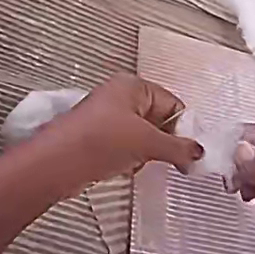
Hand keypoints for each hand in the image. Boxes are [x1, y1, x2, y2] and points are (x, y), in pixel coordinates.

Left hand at [34, 74, 201, 186]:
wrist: (56, 163)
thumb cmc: (97, 141)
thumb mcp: (147, 142)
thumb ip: (178, 148)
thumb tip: (197, 153)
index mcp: (132, 86)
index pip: (173, 104)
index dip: (184, 128)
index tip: (193, 151)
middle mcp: (119, 98)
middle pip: (158, 121)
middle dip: (165, 142)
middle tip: (174, 161)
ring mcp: (107, 120)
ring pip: (143, 138)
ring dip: (146, 154)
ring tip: (139, 161)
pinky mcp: (98, 140)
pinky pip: (126, 149)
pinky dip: (130, 160)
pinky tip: (125, 167)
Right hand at [232, 125, 254, 253]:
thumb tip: (241, 148)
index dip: (245, 138)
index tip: (223, 148)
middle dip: (236, 154)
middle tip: (223, 168)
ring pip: (249, 166)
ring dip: (235, 170)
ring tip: (232, 184)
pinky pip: (249, 185)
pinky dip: (238, 185)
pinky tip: (239, 193)